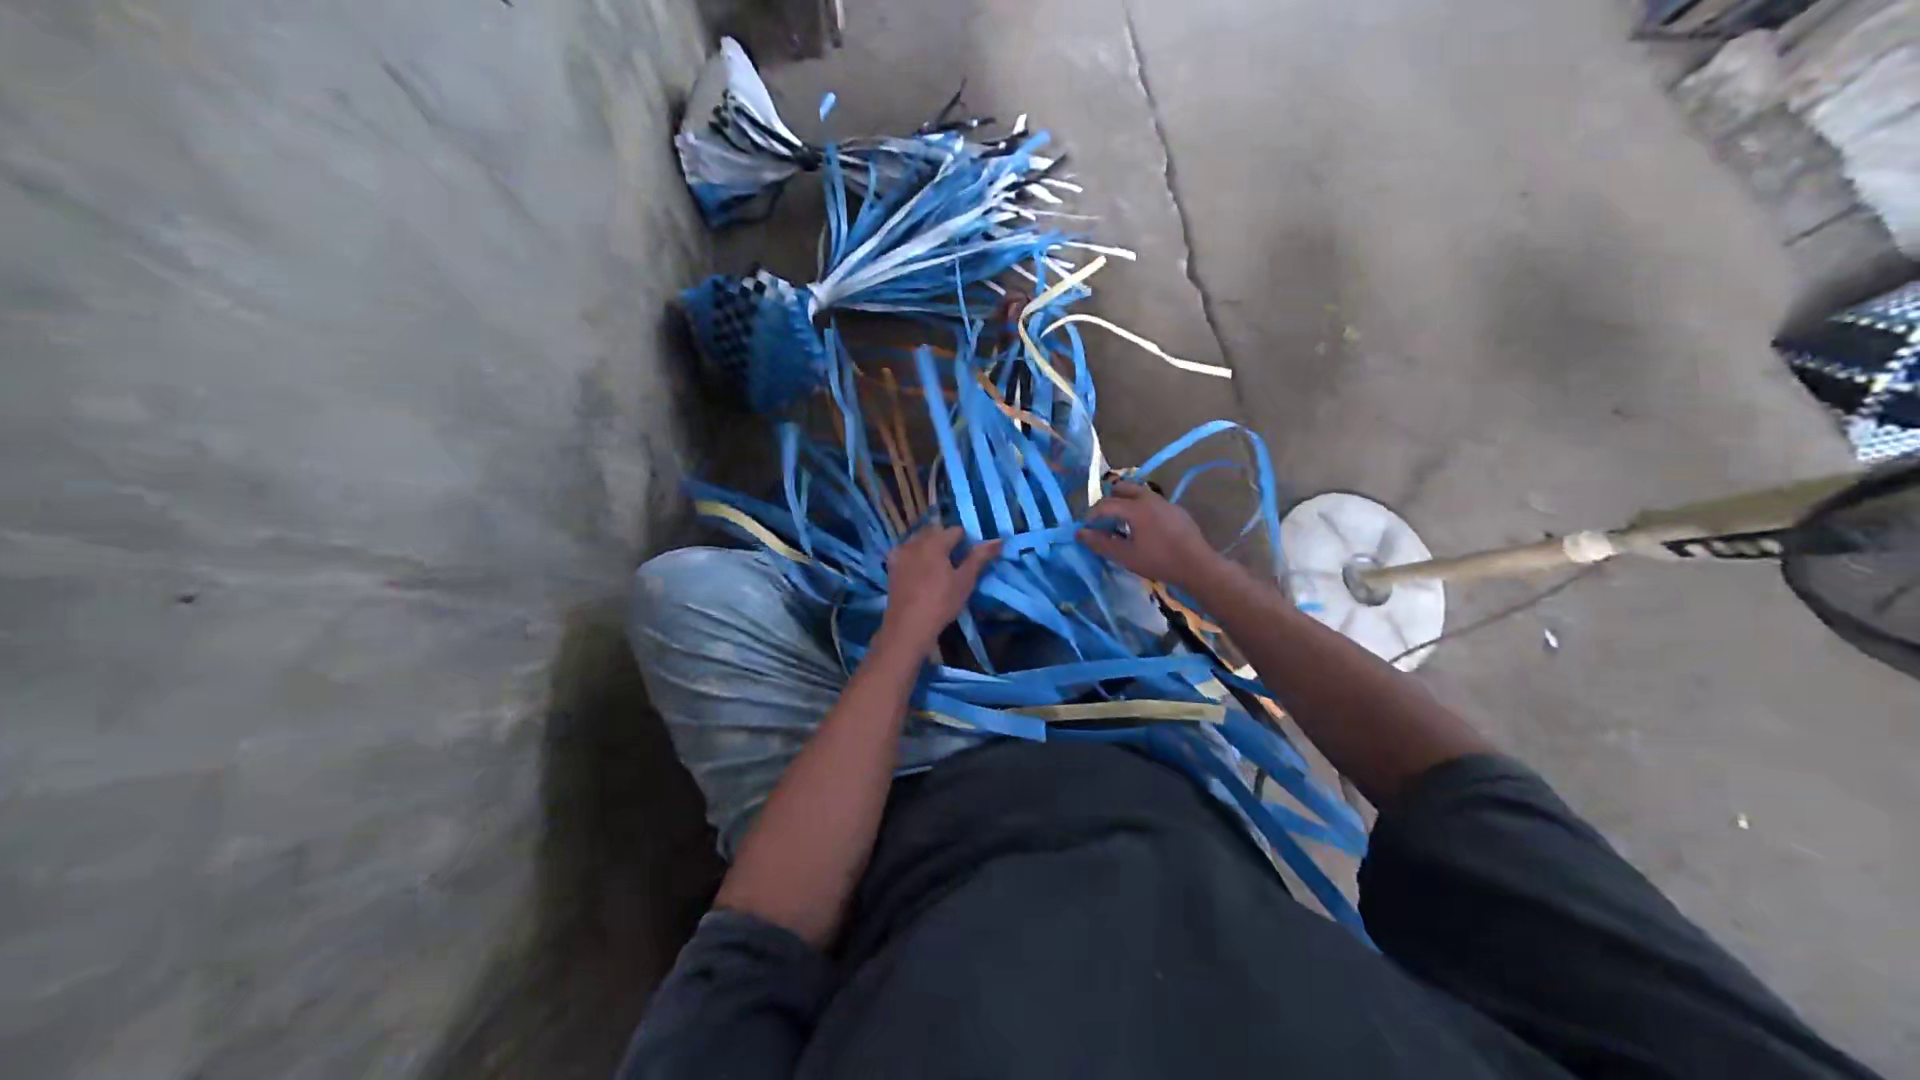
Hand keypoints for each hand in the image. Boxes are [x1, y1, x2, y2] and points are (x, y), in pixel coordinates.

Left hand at [879, 526, 1001, 649]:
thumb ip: (979, 557)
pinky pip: (906, 551)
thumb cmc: (941, 602)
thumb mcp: (965, 580)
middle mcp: (915, 541)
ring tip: (938, 568)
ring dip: (930, 546)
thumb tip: (998, 540)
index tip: (970, 559)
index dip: (966, 542)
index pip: (956, 531)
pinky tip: (920, 571)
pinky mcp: (891, 565)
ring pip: (919, 540)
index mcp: (934, 541)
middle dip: (946, 541)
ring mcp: (900, 552)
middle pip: (935, 531)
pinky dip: (915, 554)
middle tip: (955, 563)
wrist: (908, 625)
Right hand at [1078, 481, 1224, 590]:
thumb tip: (1080, 533)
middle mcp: (1149, 498)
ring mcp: (1165, 502)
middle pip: (1122, 488)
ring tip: (1122, 524)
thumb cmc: (1159, 561)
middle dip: (1108, 501)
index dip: (1092, 516)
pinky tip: (1145, 529)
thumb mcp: (1126, 556)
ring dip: (1125, 503)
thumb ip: (1101, 543)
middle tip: (1104, 520)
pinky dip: (1141, 509)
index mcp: (1135, 507)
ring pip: (1138, 493)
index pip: (1105, 504)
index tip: (1087, 528)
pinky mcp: (1176, 510)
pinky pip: (1152, 503)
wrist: (1198, 566)